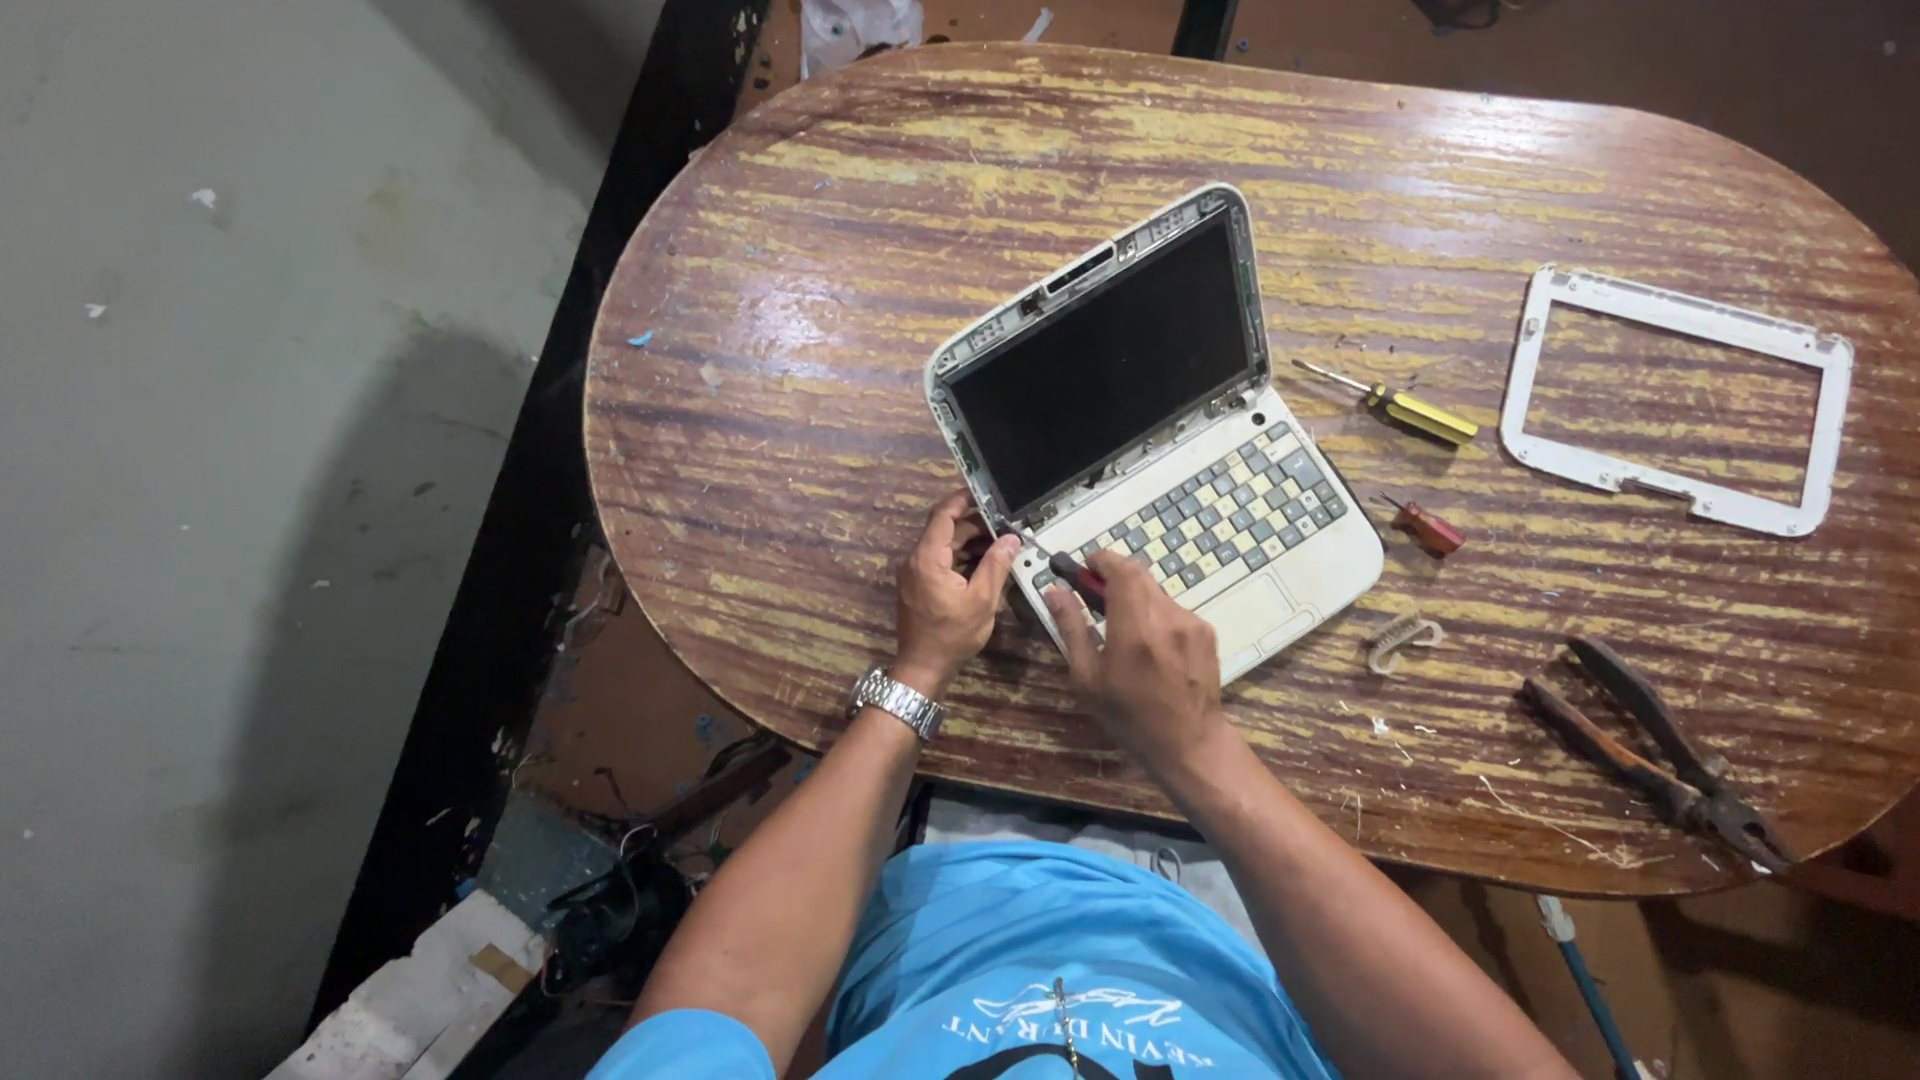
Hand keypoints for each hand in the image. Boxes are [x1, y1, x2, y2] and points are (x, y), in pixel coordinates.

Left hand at [891, 490, 1020, 697]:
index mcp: (927, 558)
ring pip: (941, 545)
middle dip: (973, 522)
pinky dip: (959, 556)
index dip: (962, 499)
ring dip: (968, 541)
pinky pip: (938, 560)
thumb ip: (996, 564)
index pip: (943, 515)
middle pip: (943, 529)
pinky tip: (982, 561)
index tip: (983, 492)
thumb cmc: (952, 635)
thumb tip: (1011, 538)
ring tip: (999, 540)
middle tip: (1003, 522)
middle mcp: (915, 559)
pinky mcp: (916, 584)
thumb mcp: (982, 600)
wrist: (922, 667)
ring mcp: (913, 572)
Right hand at [1045, 551, 1232, 768]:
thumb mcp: (1088, 678)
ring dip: (1136, 597)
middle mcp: (1166, 617)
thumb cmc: (1128, 716)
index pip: (1122, 571)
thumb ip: (1072, 629)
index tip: (1087, 565)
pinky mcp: (1206, 632)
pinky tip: (1151, 644)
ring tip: (1124, 625)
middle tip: (1097, 591)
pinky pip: (1174, 609)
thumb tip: (1055, 592)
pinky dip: (1156, 614)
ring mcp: (1191, 623)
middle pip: (1140, 574)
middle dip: (1116, 574)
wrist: (1188, 742)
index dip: (1103, 559)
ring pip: (1157, 592)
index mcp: (1134, 629)